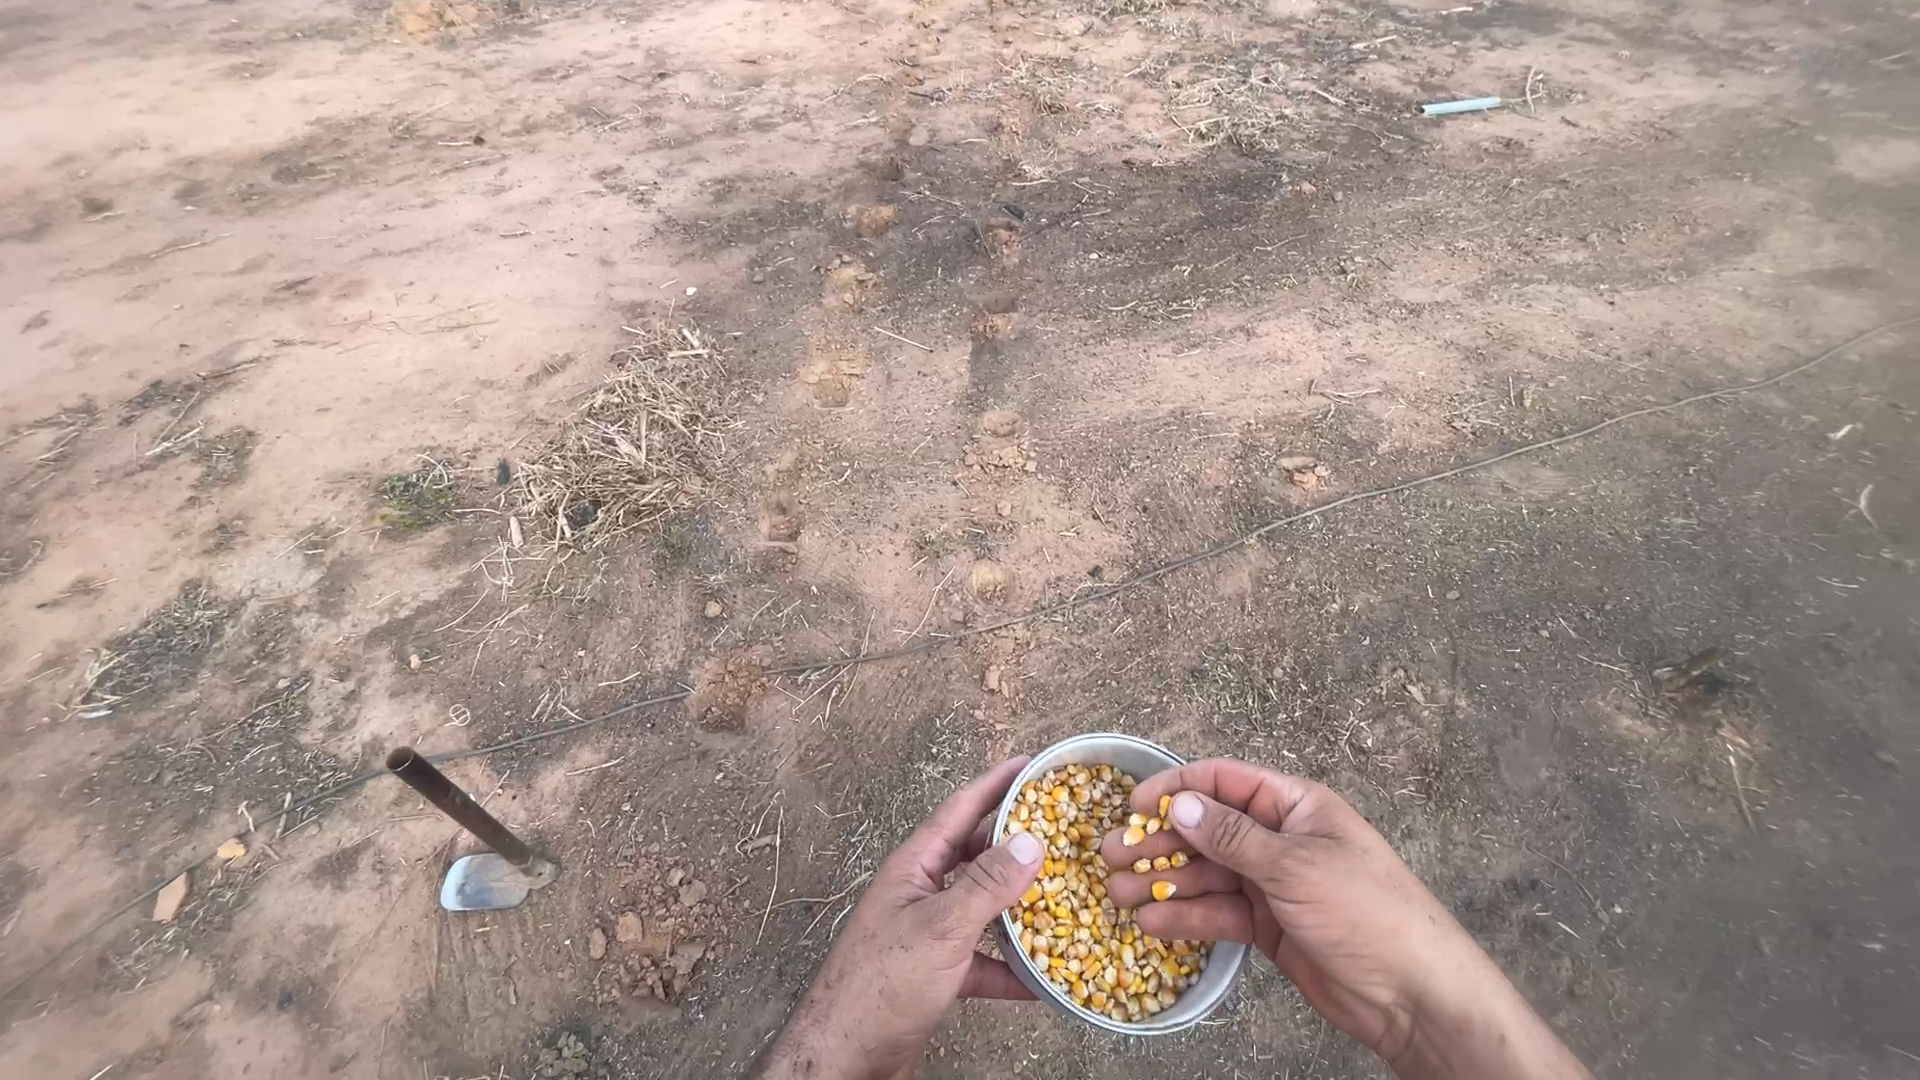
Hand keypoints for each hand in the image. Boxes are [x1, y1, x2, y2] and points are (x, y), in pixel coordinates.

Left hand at [755, 756, 1043, 1079]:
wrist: (845, 1056)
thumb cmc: (880, 983)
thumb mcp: (940, 927)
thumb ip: (985, 885)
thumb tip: (1030, 841)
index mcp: (916, 864)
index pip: (961, 809)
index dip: (995, 783)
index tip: (1029, 764)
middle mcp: (924, 890)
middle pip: (976, 854)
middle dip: (1015, 841)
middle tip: (1059, 828)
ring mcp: (930, 931)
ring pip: (984, 906)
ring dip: (1019, 904)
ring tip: (1062, 893)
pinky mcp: (938, 972)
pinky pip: (983, 960)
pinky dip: (1011, 967)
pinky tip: (1042, 978)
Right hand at [1101, 759, 1587, 1079]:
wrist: (1417, 999)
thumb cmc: (1364, 911)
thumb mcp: (1294, 865)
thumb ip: (1231, 836)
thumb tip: (1179, 804)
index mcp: (1293, 805)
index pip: (1222, 781)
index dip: (1176, 788)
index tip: (1134, 805)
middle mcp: (1277, 837)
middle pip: (1205, 830)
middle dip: (1158, 842)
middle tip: (1110, 855)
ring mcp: (1271, 882)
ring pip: (1204, 874)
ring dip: (1161, 882)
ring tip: (1116, 894)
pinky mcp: (1267, 925)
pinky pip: (1217, 913)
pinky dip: (1185, 917)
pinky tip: (1150, 924)